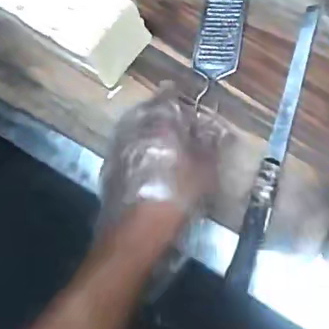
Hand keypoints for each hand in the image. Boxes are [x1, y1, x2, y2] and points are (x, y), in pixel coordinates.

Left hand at [97, 84, 225, 248]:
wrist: (134, 235)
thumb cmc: (176, 195)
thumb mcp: (206, 170)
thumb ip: (212, 144)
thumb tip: (219, 128)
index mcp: (158, 119)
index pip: (169, 93)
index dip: (182, 97)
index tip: (192, 105)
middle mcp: (134, 126)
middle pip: (150, 111)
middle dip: (166, 117)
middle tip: (183, 128)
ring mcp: (117, 147)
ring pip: (138, 130)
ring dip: (152, 135)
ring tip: (169, 149)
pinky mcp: (108, 168)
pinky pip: (128, 150)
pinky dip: (140, 152)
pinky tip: (151, 168)